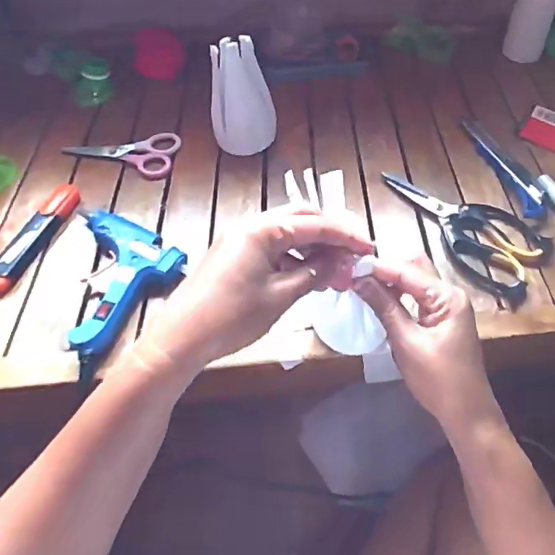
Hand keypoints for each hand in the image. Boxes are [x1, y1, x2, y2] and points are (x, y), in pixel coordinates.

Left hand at [136, 206, 372, 375]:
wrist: (183, 334)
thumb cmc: (232, 316)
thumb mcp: (280, 297)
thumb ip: (313, 274)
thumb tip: (339, 263)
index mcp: (263, 229)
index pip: (315, 223)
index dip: (346, 236)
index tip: (370, 248)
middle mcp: (251, 225)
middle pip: (301, 219)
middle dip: (330, 236)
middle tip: (353, 258)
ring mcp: (241, 238)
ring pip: (287, 233)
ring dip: (313, 248)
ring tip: (335, 274)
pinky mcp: (235, 253)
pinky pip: (272, 246)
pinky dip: (294, 257)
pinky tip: (309, 276)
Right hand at [353, 256, 500, 433]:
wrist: (467, 414)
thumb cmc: (439, 380)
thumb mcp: (406, 341)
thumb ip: (383, 306)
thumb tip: (358, 280)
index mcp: (447, 297)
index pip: (406, 271)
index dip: (376, 268)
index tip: (348, 267)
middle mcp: (450, 294)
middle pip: (411, 270)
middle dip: (382, 271)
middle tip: (352, 276)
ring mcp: (447, 306)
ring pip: (413, 283)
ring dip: (388, 283)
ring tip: (359, 285)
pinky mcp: (441, 319)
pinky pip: (416, 297)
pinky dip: (397, 296)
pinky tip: (378, 300)